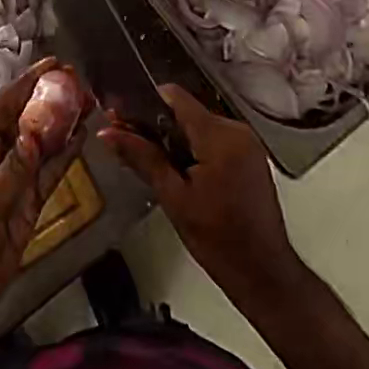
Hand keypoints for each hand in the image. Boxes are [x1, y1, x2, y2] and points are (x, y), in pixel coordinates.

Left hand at [0, 57, 86, 348]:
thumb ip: (17, 164)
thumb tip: (37, 132)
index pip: (4, 106)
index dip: (28, 83)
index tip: (53, 64)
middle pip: (26, 120)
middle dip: (50, 100)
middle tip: (79, 81)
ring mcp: (14, 177)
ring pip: (42, 143)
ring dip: (63, 124)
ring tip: (88, 101)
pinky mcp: (29, 199)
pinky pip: (50, 169)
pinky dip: (65, 153)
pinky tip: (82, 135)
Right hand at [99, 84, 299, 305]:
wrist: (262, 271)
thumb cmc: (216, 238)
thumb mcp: (173, 197)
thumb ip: (141, 157)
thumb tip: (106, 133)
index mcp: (219, 137)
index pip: (176, 97)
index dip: (144, 102)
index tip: (121, 118)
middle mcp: (237, 130)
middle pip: (187, 112)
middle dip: (157, 126)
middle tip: (129, 147)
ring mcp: (247, 142)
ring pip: (200, 125)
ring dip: (175, 139)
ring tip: (152, 164)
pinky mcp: (251, 156)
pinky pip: (215, 139)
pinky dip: (195, 148)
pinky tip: (179, 172)